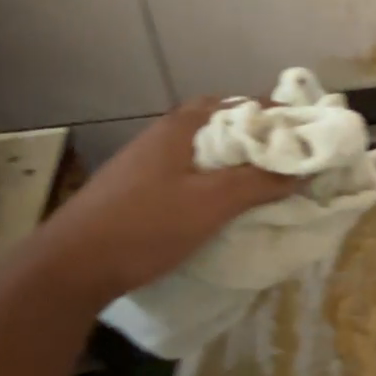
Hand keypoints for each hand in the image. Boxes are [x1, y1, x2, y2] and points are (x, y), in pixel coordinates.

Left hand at [31, 98, 299, 304]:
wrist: (66, 271)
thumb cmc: (144, 226)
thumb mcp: (213, 203)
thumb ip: (261, 181)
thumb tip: (305, 168)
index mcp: (183, 126)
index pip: (243, 105)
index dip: (279, 116)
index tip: (310, 134)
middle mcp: (165, 134)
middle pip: (226, 125)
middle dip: (261, 139)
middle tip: (294, 158)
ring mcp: (148, 162)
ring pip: (209, 150)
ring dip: (240, 161)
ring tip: (271, 181)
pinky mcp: (140, 188)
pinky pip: (193, 171)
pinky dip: (219, 178)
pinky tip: (230, 200)